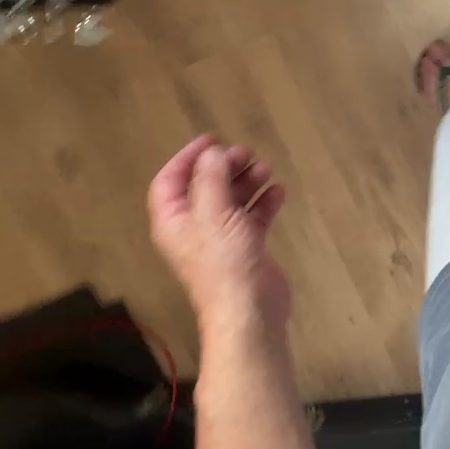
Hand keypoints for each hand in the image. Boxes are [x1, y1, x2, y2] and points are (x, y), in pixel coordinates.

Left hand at [147, 135, 289, 325]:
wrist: (249, 308)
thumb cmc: (224, 260)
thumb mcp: (214, 213)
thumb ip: (211, 179)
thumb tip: (214, 154)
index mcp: (174, 220)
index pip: (171, 180)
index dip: (188, 158)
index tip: (214, 139)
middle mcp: (194, 227)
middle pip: (204, 187)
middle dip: (224, 167)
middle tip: (247, 153)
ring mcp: (221, 238)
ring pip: (231, 200)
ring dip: (247, 182)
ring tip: (266, 169)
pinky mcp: (246, 247)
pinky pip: (252, 217)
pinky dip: (264, 203)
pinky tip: (278, 192)